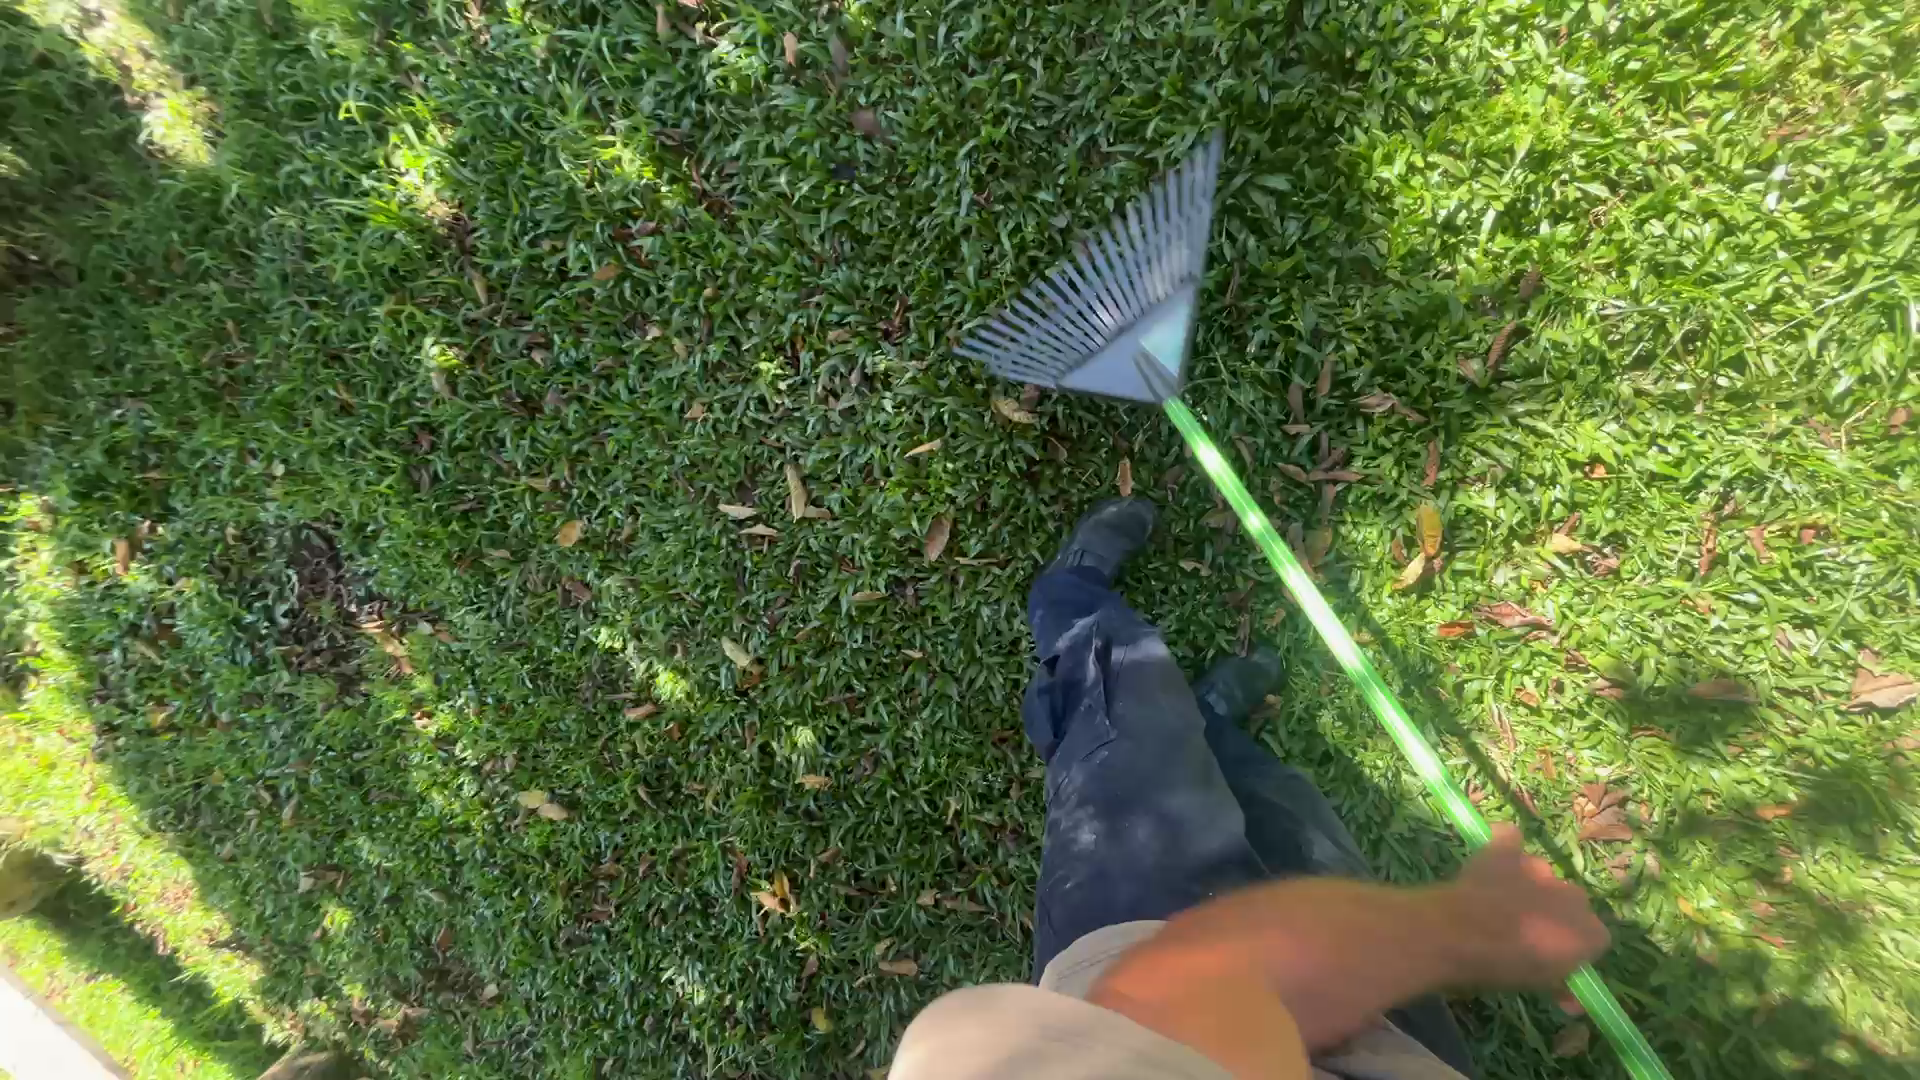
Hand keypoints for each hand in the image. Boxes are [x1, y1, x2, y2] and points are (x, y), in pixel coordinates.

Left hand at [1443, 824, 1609, 986]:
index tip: (1553, 948)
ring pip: (1541, 872)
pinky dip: (1504, 842)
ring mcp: (1537, 870)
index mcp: (1590, 933)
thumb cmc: (1503, 966)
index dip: (1572, 940)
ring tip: (1501, 893)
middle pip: (1571, 899)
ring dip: (1527, 880)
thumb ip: (1561, 982)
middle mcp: (1572, 897)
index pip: (1594, 934)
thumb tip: (1568, 997)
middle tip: (1525, 920)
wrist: (1458, 933)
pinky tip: (1495, 851)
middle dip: (1553, 908)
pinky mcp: (1504, 851)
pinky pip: (1509, 837)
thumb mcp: (1541, 984)